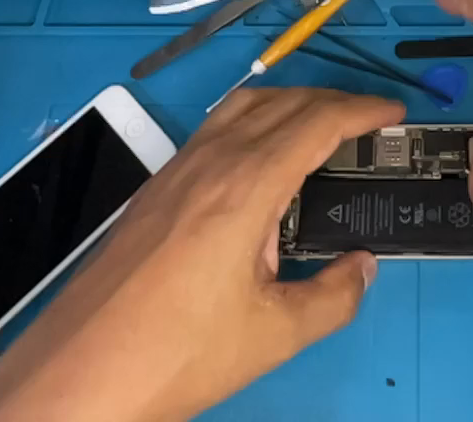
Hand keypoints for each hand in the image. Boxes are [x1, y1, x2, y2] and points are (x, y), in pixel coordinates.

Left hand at [0, 87, 404, 421]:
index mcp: (250, 184)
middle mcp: (215, 158)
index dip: (363, 109)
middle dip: (336, 101)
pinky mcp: (159, 181)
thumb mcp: (273, 336)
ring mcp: (181, 165)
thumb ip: (333, 298)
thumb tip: (363, 267)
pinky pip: (219, 123)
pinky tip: (262, 155)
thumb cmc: (180, 352)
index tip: (394, 113)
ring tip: (322, 126)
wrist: (78, 371)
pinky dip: (257, 117)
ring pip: (248, 103)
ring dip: (293, 101)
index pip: (319, 121)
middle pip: (287, 101)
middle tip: (368, 123)